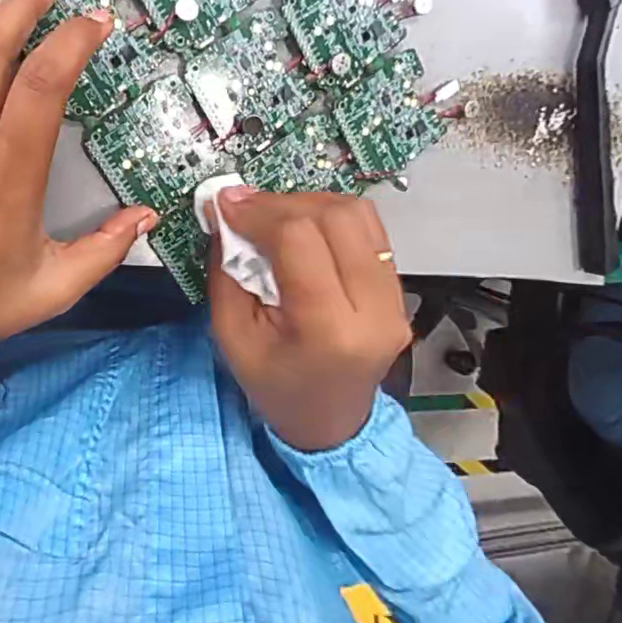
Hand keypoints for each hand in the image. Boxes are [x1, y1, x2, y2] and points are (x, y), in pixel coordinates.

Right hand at [208, 189, 410, 450]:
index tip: (224, 205)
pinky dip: (328, 217)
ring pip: (358, 215)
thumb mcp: (230, 333)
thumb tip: (224, 214)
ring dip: (307, 203)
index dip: (258, 212)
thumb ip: (226, 270)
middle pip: (336, 218)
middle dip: (281, 202)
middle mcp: (374, 309)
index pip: (300, 240)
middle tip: (244, 208)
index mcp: (328, 330)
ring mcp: (395, 299)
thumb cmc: (273, 384)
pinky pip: (368, 230)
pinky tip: (300, 228)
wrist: (328, 420)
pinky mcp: (397, 289)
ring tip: (271, 216)